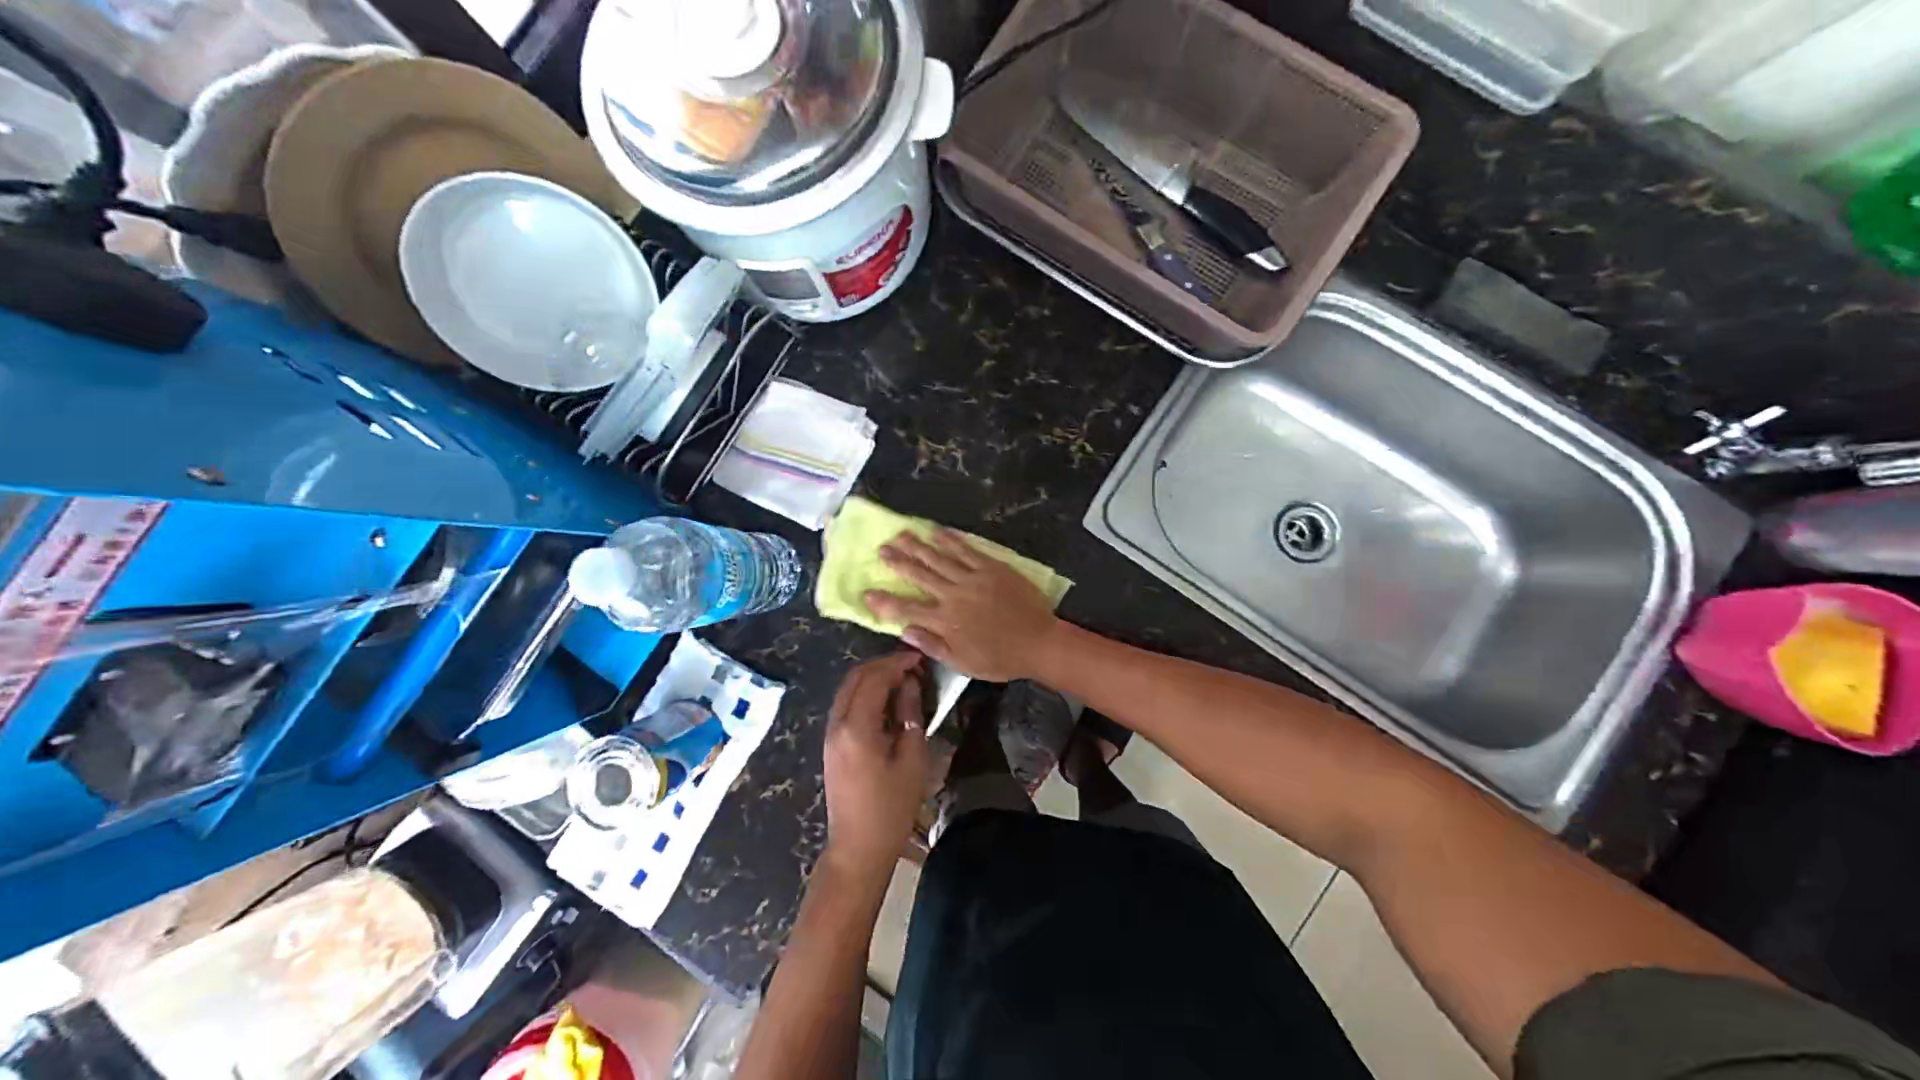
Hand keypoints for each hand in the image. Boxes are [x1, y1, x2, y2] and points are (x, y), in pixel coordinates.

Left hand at [822, 651, 929, 874]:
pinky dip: (865, 693)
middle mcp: (837, 724)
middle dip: (882, 665)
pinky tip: (887, 701)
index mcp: (856, 728)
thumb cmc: (891, 808)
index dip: (896, 663)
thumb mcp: (912, 760)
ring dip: (872, 678)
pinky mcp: (831, 744)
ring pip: (847, 689)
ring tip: (902, 680)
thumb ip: (910, 716)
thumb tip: (910, 685)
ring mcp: (830, 734)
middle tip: (911, 665)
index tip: (919, 658)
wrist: (858, 847)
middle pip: (855, 678)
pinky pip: (846, 705)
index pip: (874, 678)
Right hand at [865, 530, 1061, 681]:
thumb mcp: (962, 662)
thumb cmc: (1000, 658)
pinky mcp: (992, 567)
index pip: (906, 608)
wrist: (1039, 642)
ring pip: (939, 557)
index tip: (866, 592)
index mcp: (945, 621)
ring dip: (919, 545)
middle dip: (898, 561)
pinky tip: (938, 530)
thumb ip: (932, 645)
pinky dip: (951, 539)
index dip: (884, 601)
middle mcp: (954, 595)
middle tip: (881, 549)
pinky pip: (967, 550)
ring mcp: (973, 578)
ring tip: (902, 534)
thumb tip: (905, 630)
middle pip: (919, 575)